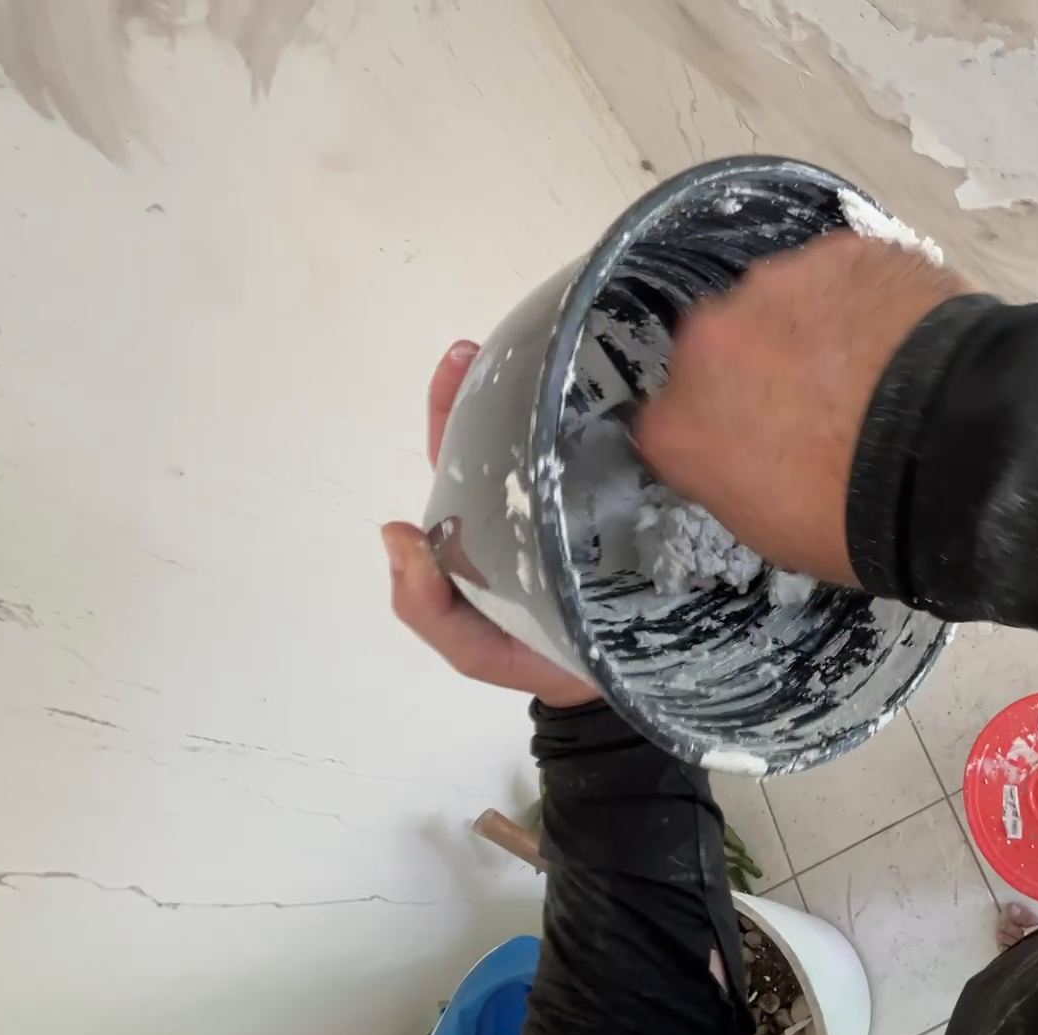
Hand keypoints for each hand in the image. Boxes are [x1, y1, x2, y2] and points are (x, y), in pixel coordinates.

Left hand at [381, 340, 600, 707]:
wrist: (606, 686)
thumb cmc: (533, 660)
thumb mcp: (466, 647)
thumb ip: (424, 605)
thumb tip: (394, 532)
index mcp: (484, 523)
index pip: (459, 453)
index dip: (452, 405)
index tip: (464, 357)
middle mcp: (529, 502)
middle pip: (513, 433)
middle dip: (513, 383)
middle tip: (528, 345)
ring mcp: (583, 504)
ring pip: (570, 442)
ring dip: (573, 400)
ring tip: (586, 365)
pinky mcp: (629, 513)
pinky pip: (623, 468)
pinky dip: (626, 435)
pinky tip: (643, 412)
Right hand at [636, 232, 970, 584]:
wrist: (954, 460)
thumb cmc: (860, 521)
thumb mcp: (774, 531)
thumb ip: (734, 475)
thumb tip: (747, 447)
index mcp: (679, 428)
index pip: (675, 421)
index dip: (719, 428)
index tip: (758, 440)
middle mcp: (707, 342)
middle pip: (721, 350)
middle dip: (758, 370)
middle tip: (822, 402)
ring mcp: (774, 286)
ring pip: (780, 304)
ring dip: (810, 329)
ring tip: (874, 366)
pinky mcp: (840, 251)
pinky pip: (842, 278)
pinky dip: (864, 300)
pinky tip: (904, 334)